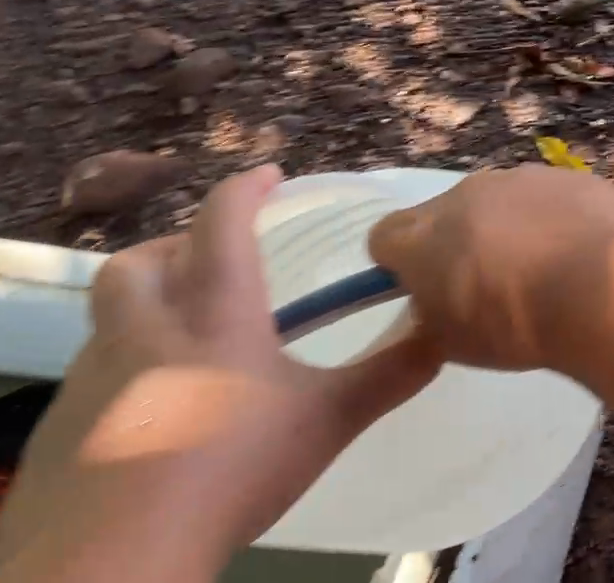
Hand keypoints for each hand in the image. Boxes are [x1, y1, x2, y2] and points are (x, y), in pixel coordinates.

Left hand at [0, 166, 442, 582]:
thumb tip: (448, 331)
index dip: (246, 189)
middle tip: (220, 257)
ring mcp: (93, 381)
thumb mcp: (332, 419)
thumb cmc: (234, 468)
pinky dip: (134, 359)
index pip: (222, 226)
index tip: (272, 173)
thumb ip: (392, 371)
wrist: (109, 566)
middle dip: (178, 245)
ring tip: (202, 332)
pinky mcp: (62, 429)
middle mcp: (145, 333)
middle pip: (138, 262)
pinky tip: (170, 400)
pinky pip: (97, 369)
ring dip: (153, 303)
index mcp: (215, 316)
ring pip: (112, 316)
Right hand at [367, 165, 613, 371]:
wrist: (605, 286)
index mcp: (422, 235)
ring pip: (506, 200)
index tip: (427, 284)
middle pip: (451, 212)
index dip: (404, 261)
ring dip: (515, 223)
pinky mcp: (576, 176)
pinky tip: (583, 247)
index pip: (388, 237)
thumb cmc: (519, 325)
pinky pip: (555, 196)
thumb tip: (441, 297)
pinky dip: (561, 216)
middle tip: (493, 278)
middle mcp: (469, 193)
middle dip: (463, 239)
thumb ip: (433, 309)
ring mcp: (527, 178)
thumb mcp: (452, 341)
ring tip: (548, 263)